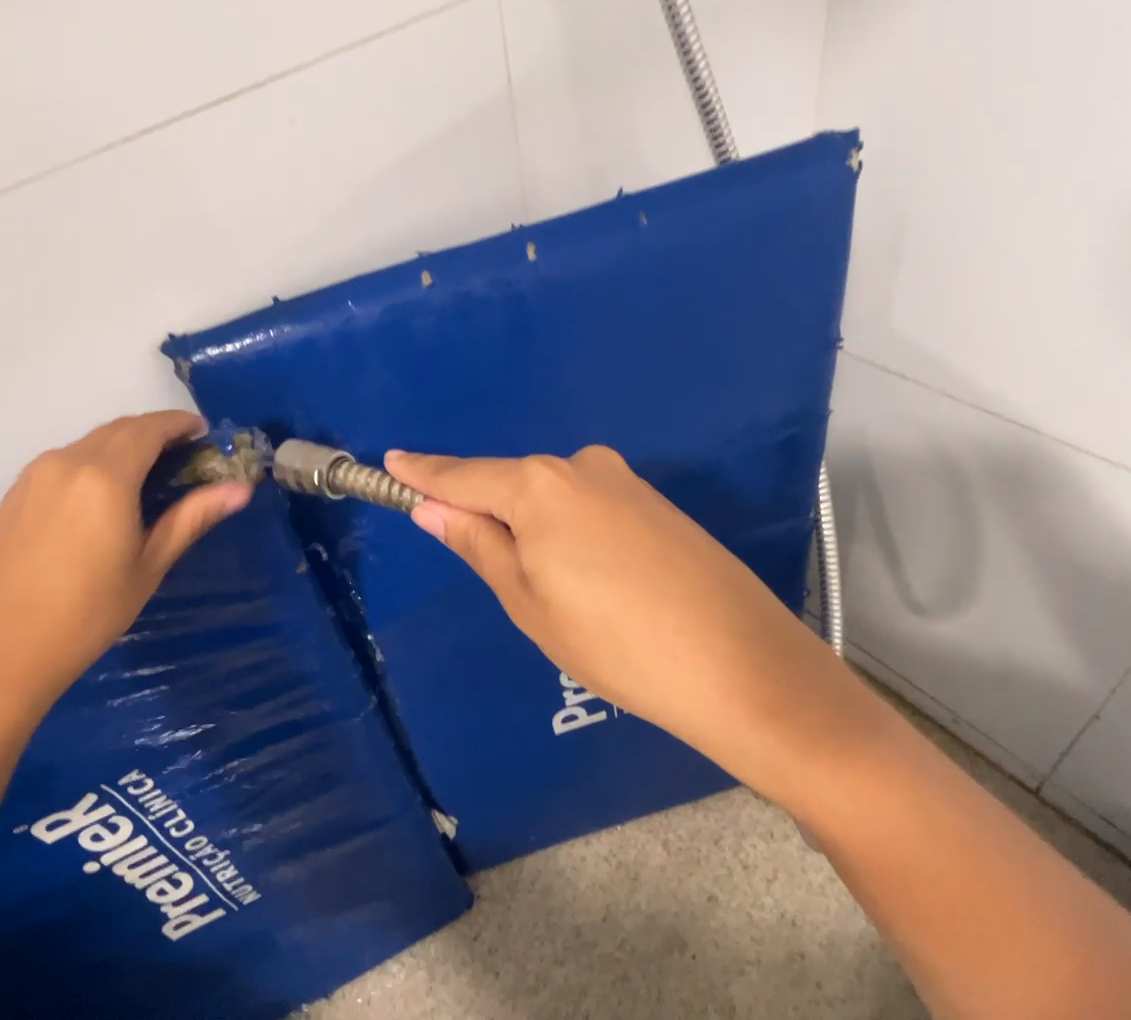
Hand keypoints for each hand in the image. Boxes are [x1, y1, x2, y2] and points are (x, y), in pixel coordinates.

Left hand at [0, 411, 253, 714]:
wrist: (2, 650)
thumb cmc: (88, 613)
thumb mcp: (149, 565)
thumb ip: (192, 517)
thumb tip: (241, 490)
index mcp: (105, 476)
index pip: (149, 428)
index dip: (179, 424)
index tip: (204, 435)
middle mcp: (66, 461)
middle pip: (118, 430)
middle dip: (154, 434)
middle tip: (184, 459)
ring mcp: (34, 475)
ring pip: (89, 444)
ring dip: (123, 448)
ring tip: (148, 479)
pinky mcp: (15, 494)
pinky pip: (64, 462)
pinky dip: (94, 464)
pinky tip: (104, 498)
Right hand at [385, 446, 874, 797]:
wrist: (740, 666)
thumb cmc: (614, 643)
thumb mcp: (528, 602)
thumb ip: (478, 544)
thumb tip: (434, 508)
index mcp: (539, 485)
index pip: (464, 475)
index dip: (424, 474)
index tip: (390, 463)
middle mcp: (582, 467)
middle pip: (511, 483)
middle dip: (483, 510)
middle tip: (473, 559)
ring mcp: (626, 483)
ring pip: (552, 498)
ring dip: (529, 527)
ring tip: (541, 589)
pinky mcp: (657, 506)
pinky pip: (588, 508)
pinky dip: (567, 532)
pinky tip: (583, 577)